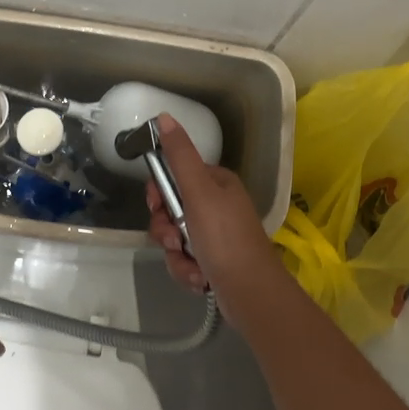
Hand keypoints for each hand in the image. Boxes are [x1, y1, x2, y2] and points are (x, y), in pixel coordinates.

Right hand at [145, 113, 284, 318]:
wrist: (252, 294)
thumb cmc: (225, 238)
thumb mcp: (199, 191)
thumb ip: (180, 155)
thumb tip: (165, 116)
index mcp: (216, 183)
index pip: (174, 176)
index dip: (159, 193)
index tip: (156, 206)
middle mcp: (216, 205)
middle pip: (171, 210)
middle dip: (167, 230)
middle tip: (176, 240)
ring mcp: (215, 236)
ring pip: (174, 239)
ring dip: (177, 256)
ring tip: (193, 267)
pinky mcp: (213, 262)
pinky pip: (184, 261)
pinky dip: (187, 271)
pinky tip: (200, 281)